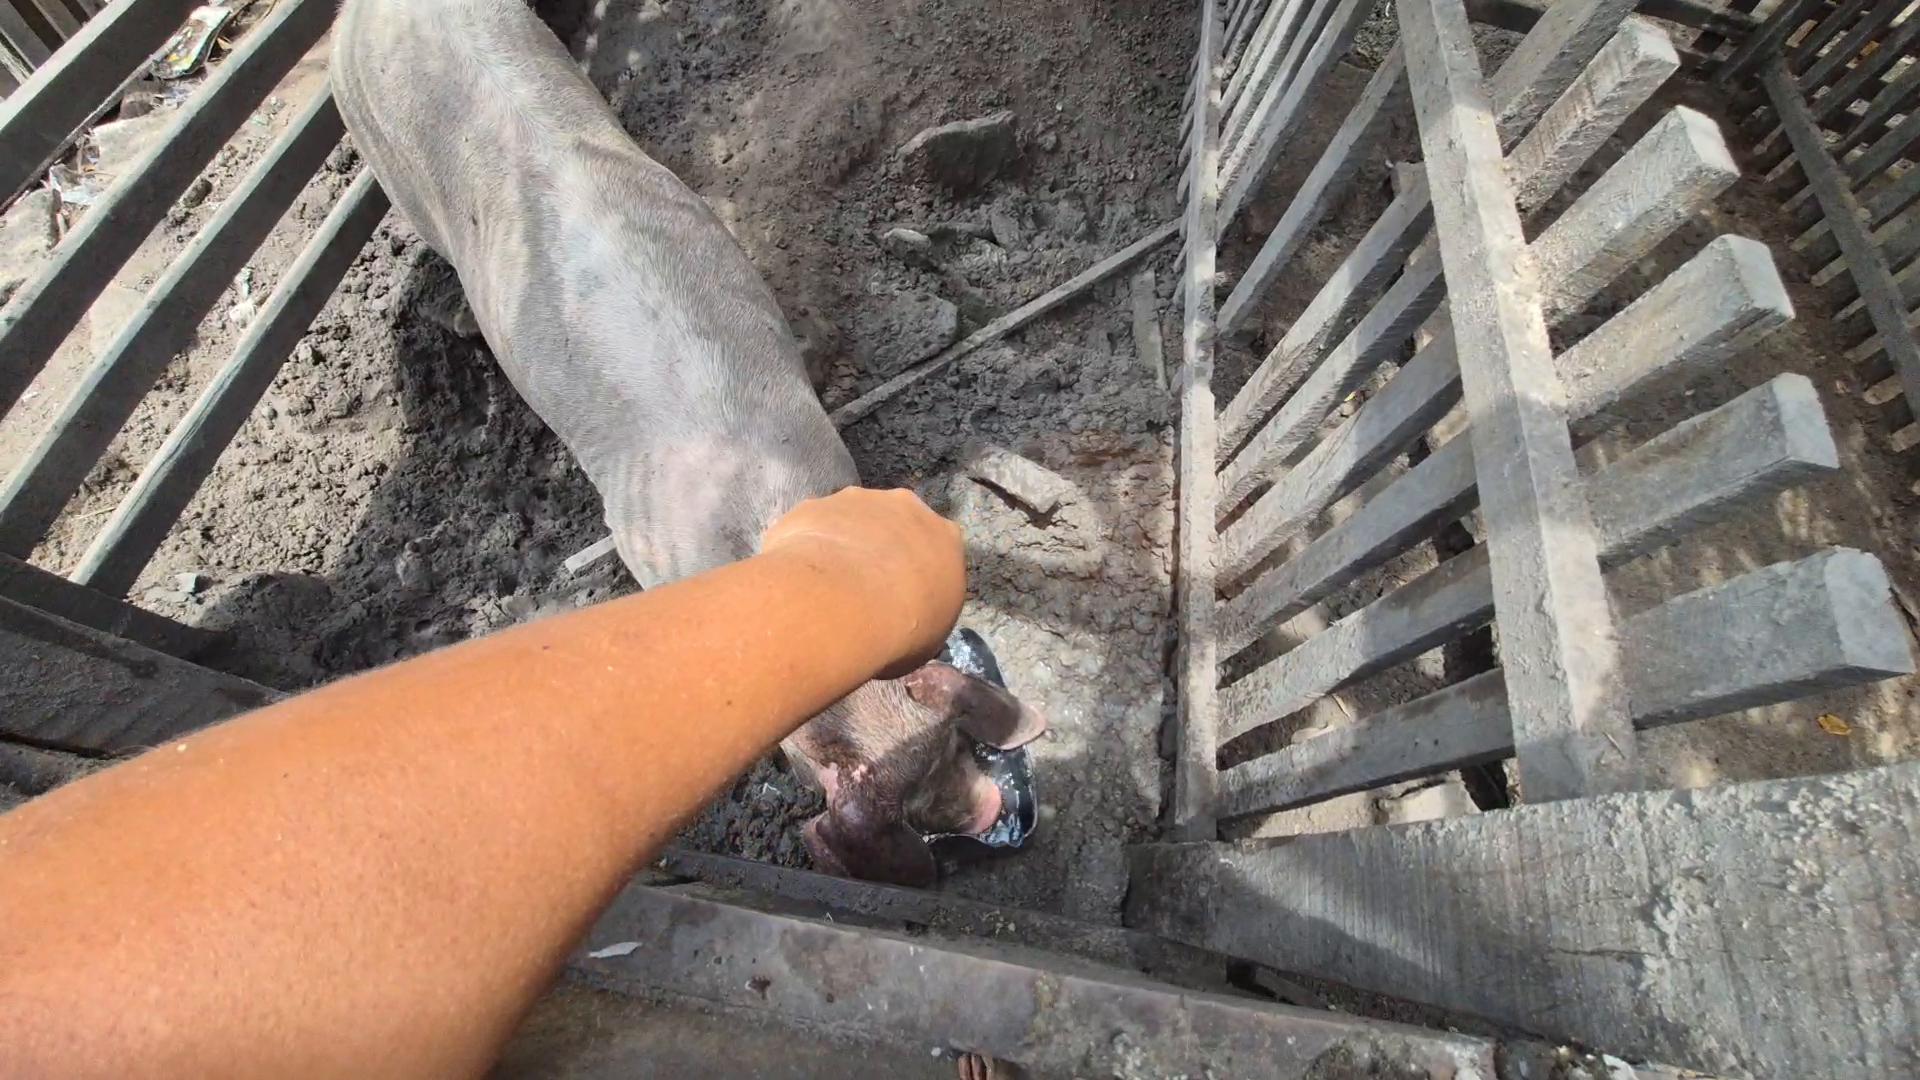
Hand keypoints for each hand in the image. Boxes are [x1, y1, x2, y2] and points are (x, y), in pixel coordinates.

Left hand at [762, 487, 964, 678]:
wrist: (843, 606)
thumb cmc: (900, 631)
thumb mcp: (930, 637)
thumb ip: (923, 614)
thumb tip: (904, 622)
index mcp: (946, 538)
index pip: (938, 550)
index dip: (919, 574)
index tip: (904, 598)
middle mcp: (906, 508)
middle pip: (896, 525)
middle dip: (883, 549)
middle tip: (865, 588)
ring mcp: (859, 501)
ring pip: (853, 519)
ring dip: (845, 544)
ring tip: (828, 586)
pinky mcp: (816, 505)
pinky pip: (813, 527)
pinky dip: (808, 547)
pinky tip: (802, 580)